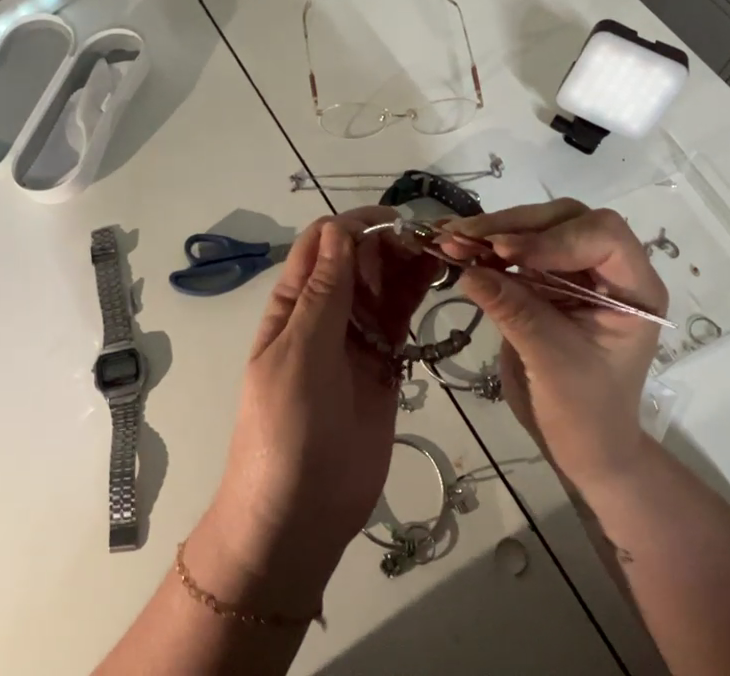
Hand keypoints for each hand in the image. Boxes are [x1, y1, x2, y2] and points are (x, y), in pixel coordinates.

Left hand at [186, 207, 435, 615]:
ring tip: (444, 252)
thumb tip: (337, 230)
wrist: (300, 510)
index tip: (397, 220)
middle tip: (433, 240)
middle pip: (357, 262)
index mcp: (292, 306)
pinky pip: (400, 322)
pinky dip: (416, 299)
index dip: (354, 226)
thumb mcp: (298, 354)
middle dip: (389, 244)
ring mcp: (356, 341)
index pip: (321, 246)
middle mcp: (324, 315)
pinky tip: (440, 280)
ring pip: (382, 288)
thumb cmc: (286, 428)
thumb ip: (322, 294)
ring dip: (407, 266)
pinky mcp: (384, 367)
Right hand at [444, 199, 667, 487]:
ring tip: (449, 239)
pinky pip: (514, 253)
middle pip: (564, 221)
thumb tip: (469, 271)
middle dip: (514, 227)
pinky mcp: (544, 282)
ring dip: (492, 233)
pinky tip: (454, 249)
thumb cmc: (585, 413)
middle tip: (466, 238)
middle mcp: (608, 270)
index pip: (602, 235)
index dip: (555, 238)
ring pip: (535, 229)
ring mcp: (574, 273)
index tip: (508, 256)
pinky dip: (484, 250)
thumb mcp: (553, 363)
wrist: (581, 446)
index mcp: (634, 288)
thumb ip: (517, 313)